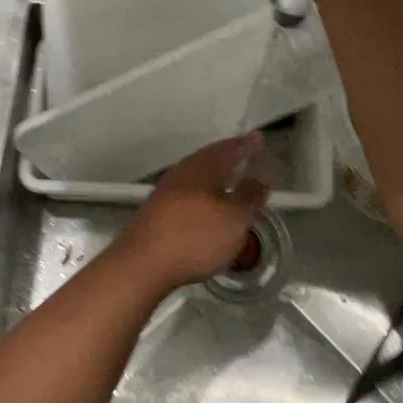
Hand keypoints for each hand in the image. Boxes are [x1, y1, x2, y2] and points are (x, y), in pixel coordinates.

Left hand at [114, 134, 270, 290]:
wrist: (143, 263)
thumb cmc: (196, 235)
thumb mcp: (235, 219)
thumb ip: (250, 196)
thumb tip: (260, 177)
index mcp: (204, 166)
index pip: (229, 148)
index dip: (246, 145)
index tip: (258, 138)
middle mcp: (183, 171)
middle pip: (210, 159)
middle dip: (228, 158)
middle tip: (245, 156)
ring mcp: (166, 191)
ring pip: (197, 177)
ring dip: (214, 178)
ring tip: (229, 183)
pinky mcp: (156, 212)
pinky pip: (187, 195)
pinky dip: (202, 196)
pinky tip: (206, 209)